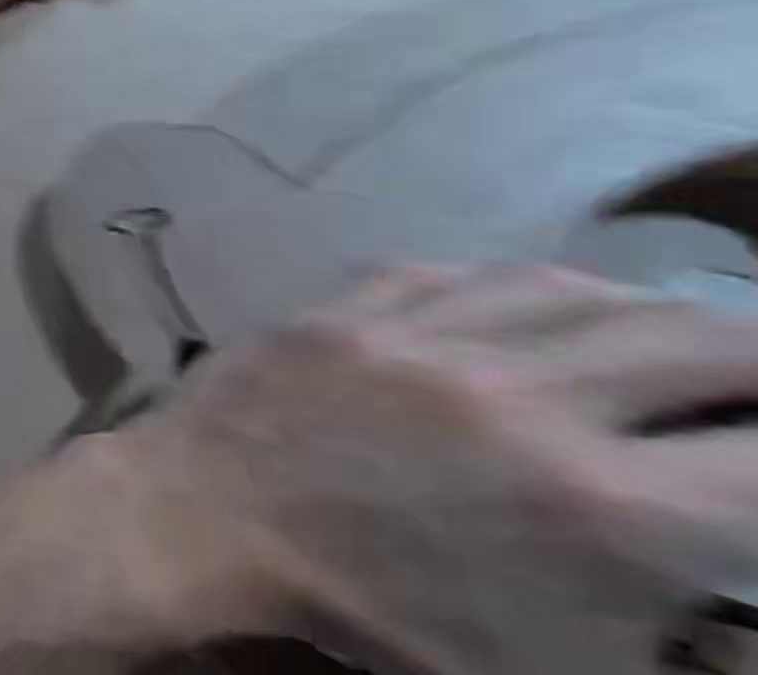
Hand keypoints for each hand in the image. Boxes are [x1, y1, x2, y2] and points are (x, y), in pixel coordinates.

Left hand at [71, 267, 757, 673]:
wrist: (205, 515)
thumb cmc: (365, 609)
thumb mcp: (553, 670)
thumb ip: (679, 644)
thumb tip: (717, 587)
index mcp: (602, 504)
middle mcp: (517, 395)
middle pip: (698, 337)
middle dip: (750, 356)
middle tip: (744, 378)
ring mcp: (411, 336)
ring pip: (561, 285)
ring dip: (628, 304)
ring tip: (644, 329)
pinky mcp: (335, 309)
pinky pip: (436, 272)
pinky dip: (491, 285)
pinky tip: (502, 304)